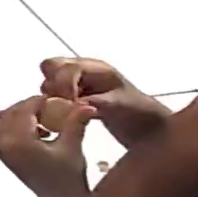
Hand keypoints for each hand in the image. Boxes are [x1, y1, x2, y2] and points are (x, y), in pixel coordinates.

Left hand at [0, 96, 95, 196]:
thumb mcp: (73, 147)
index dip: (36, 101)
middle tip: (46, 103)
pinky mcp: (4, 156)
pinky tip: (39, 130)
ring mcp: (1, 150)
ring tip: (43, 115)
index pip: (22, 111)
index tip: (52, 97)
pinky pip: (3, 133)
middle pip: (8, 114)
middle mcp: (3, 144)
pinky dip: (16, 126)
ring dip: (20, 115)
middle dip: (25, 106)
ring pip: (3, 123)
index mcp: (18, 140)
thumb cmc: (69, 175)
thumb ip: (76, 123)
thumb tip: (87, 104)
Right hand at [39, 57, 165, 143]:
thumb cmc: (140, 115)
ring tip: (64, 112)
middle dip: (52, 84)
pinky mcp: (71, 95)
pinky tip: (64, 116)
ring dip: (51, 96)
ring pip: (48, 81)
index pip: (66, 67)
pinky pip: (51, 94)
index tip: (71, 103)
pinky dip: (51, 104)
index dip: (63, 84)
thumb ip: (95, 101)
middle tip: (60, 103)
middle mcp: (83, 71)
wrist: (150, 129)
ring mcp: (76, 83)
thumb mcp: (120, 106)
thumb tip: (71, 103)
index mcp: (97, 69)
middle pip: (50, 66)